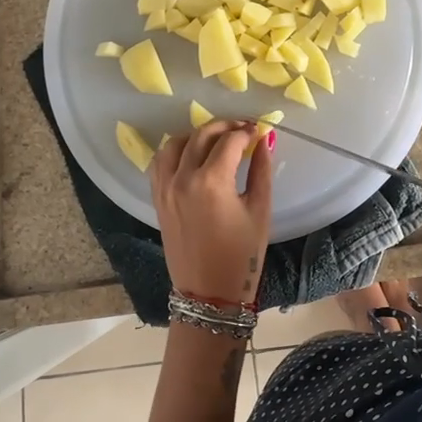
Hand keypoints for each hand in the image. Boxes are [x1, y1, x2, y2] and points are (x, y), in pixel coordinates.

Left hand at [151, 119, 272, 304]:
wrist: (209, 294)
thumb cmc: (241, 257)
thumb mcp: (260, 210)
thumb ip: (261, 170)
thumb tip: (264, 139)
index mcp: (211, 181)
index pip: (229, 140)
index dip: (246, 131)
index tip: (258, 131)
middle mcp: (183, 177)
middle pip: (202, 135)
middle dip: (224, 127)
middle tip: (242, 130)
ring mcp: (165, 187)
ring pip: (176, 143)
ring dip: (197, 135)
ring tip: (215, 140)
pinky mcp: (157, 198)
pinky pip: (160, 162)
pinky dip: (175, 151)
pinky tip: (191, 155)